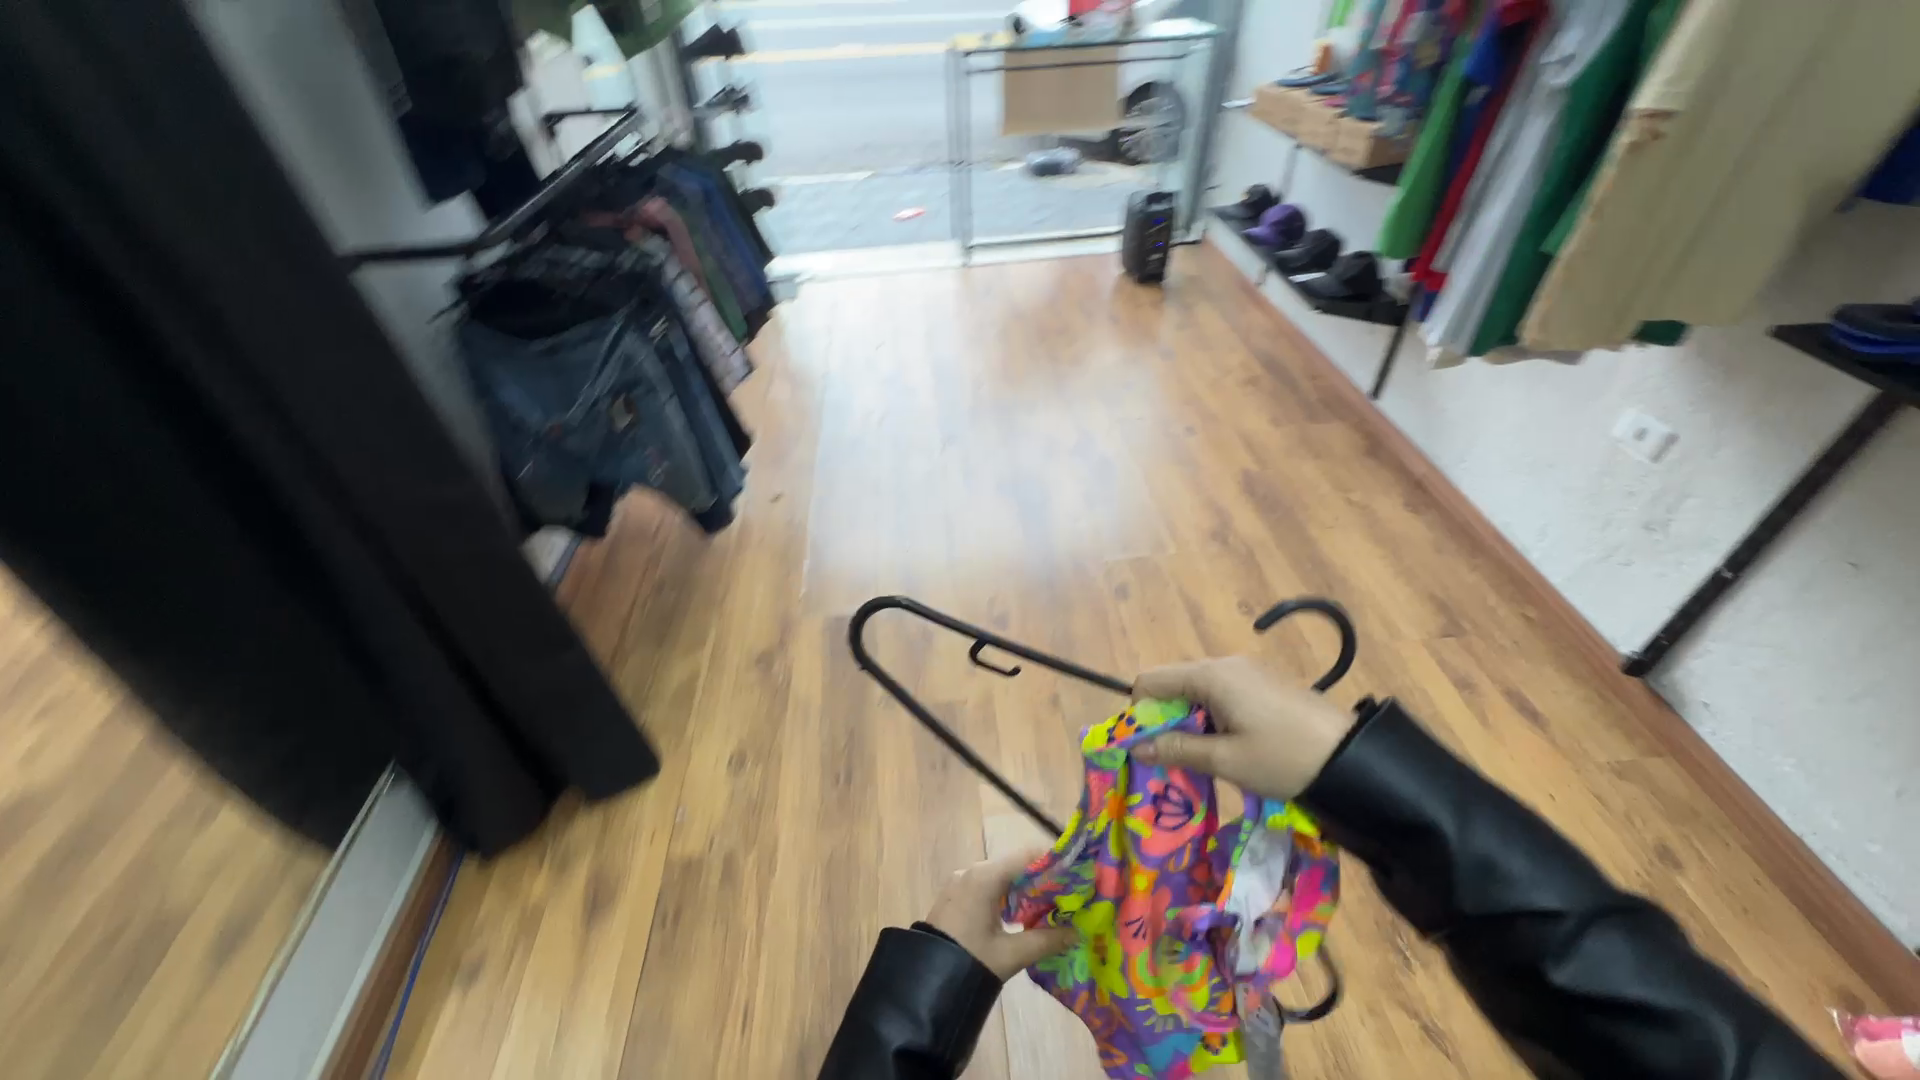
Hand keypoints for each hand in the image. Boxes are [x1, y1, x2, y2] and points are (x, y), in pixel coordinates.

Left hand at [924, 849, 1077, 979]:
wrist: (925, 984)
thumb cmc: (970, 962)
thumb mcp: (1011, 955)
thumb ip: (1046, 940)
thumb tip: (1076, 932)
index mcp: (985, 877)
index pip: (1027, 856)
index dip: (1053, 862)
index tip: (1075, 876)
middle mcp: (971, 871)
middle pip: (1014, 865)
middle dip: (1041, 879)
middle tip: (1067, 897)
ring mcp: (960, 883)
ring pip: (1000, 877)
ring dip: (1024, 890)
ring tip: (1049, 909)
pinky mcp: (954, 897)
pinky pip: (986, 887)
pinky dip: (1006, 897)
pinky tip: (1021, 917)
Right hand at [1130, 656, 1354, 798]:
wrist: (1355, 759)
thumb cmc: (1283, 757)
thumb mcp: (1226, 760)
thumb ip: (1177, 750)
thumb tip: (1136, 747)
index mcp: (1211, 676)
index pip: (1151, 680)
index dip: (1140, 713)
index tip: (1149, 747)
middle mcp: (1225, 665)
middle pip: (1174, 685)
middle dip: (1165, 720)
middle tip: (1173, 760)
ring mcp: (1247, 673)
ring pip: (1197, 693)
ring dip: (1189, 723)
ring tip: (1203, 760)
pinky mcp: (1264, 686)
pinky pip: (1221, 696)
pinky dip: (1212, 719)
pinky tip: (1228, 749)